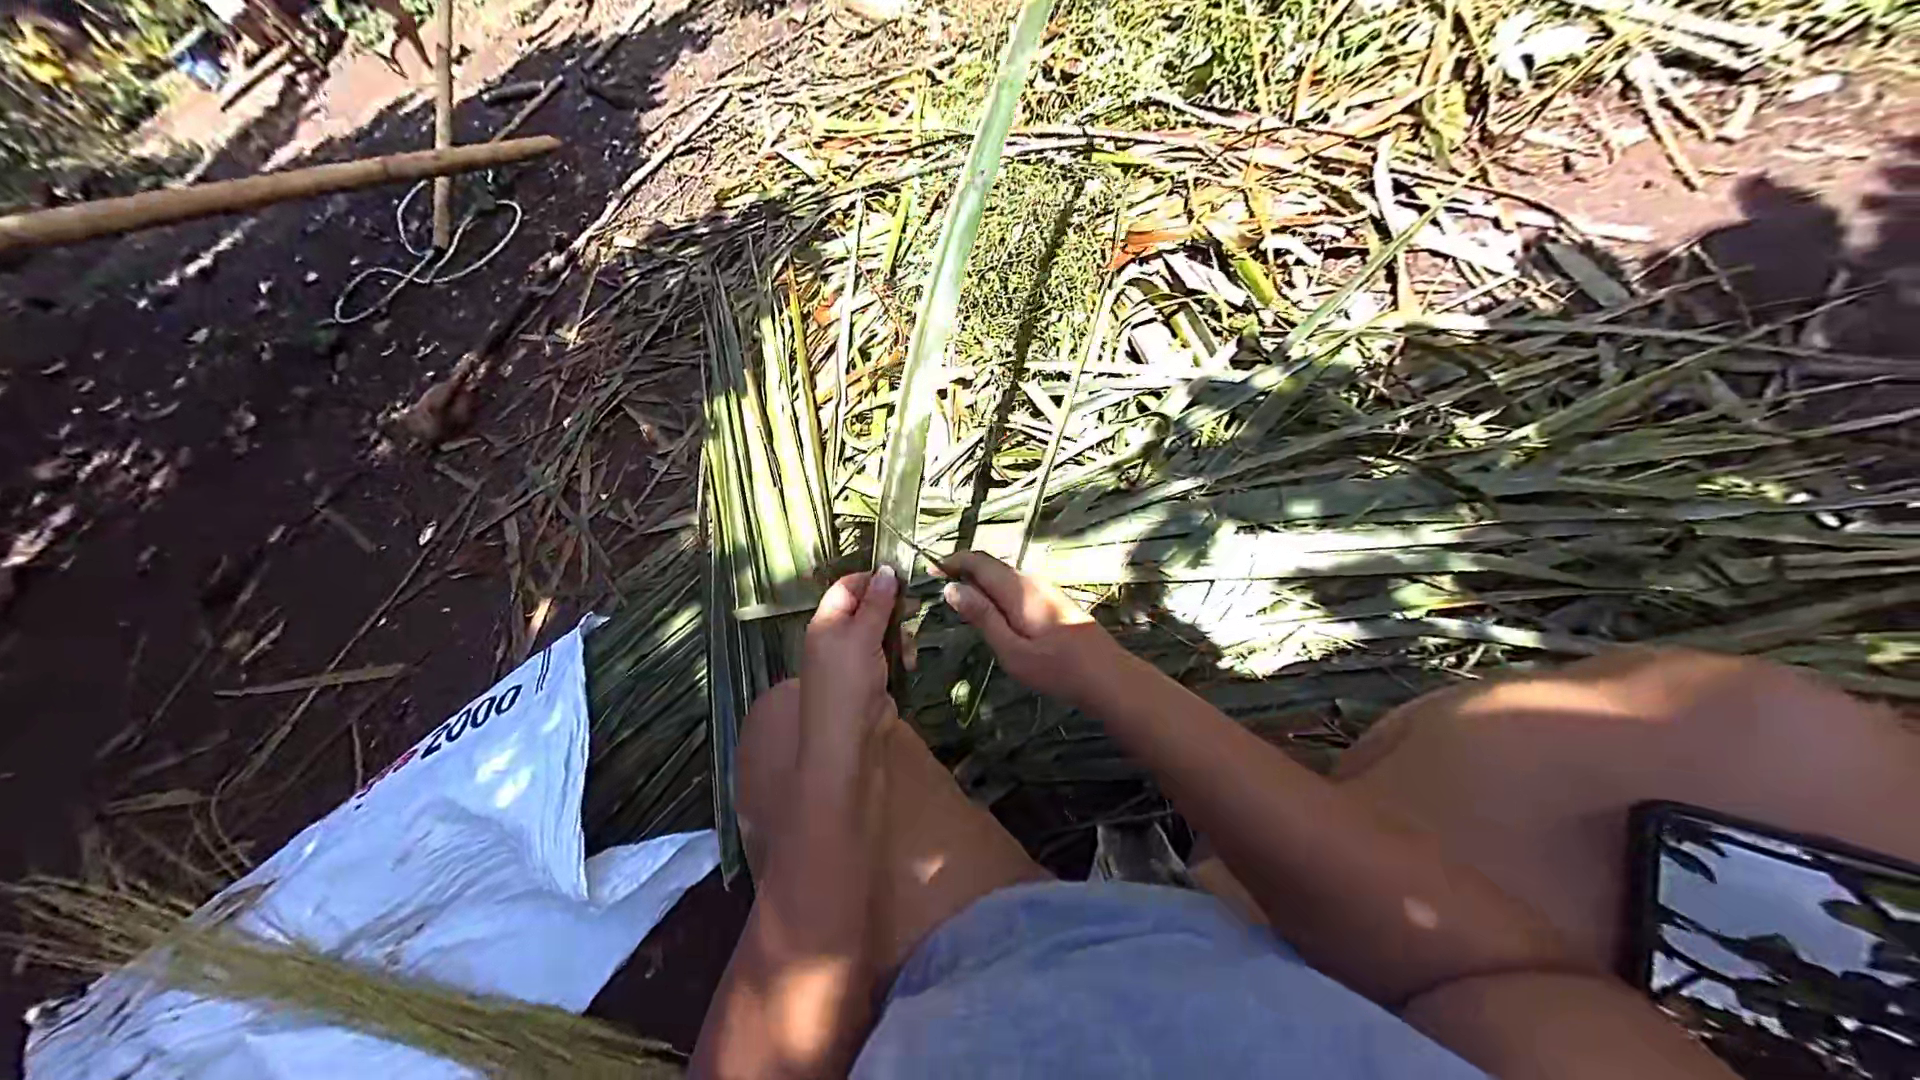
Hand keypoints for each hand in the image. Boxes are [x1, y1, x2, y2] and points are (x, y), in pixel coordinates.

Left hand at [800, 566, 900, 743]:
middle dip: (891, 608)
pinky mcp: (871, 675)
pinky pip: (888, 653)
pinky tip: (907, 663)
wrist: (850, 737)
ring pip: (882, 630)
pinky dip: (900, 654)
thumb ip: (877, 603)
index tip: (901, 577)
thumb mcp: (862, 635)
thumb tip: (887, 570)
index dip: (871, 579)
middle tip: (914, 607)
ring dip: (899, 634)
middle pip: (867, 607)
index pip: (847, 587)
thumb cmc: (849, 680)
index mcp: (826, 622)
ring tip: (908, 646)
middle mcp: (837, 636)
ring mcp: (854, 657)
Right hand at [939, 551, 1123, 705]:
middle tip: (941, 593)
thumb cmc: (1057, 669)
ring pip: (1004, 577)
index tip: (930, 572)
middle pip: (990, 566)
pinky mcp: (1053, 599)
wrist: (1108, 676)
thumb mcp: (1011, 649)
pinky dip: (997, 593)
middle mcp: (1031, 580)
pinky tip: (994, 616)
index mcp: (1018, 588)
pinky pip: (1017, 587)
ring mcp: (1045, 588)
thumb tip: (952, 588)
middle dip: (964, 573)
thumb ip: (982, 616)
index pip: (978, 560)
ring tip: (962, 607)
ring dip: (981, 584)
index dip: (952, 562)